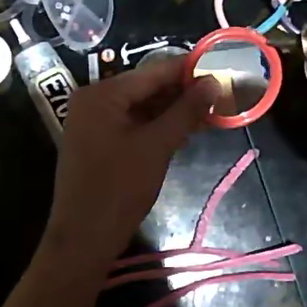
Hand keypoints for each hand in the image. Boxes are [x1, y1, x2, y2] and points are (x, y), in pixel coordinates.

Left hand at [46, 58, 223, 259]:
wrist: (83, 239)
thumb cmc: (119, 188)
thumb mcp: (158, 145)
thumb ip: (187, 110)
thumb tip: (214, 82)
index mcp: (103, 94)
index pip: (155, 71)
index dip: (190, 69)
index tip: (222, 67)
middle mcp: (94, 100)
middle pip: (148, 87)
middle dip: (185, 92)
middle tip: (222, 93)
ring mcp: (94, 122)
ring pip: (143, 106)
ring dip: (175, 110)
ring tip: (213, 111)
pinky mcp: (99, 142)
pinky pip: (135, 123)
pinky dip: (160, 125)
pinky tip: (188, 129)